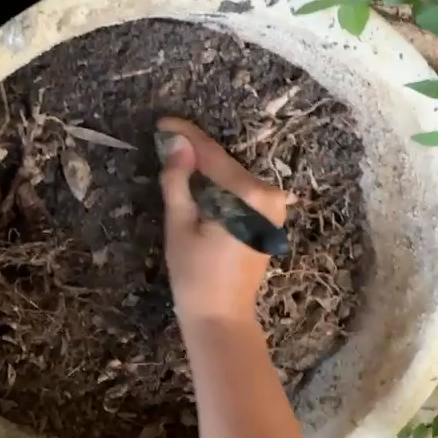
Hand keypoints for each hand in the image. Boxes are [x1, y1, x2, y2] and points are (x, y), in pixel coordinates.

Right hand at [157, 117, 292, 326]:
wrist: (220, 316)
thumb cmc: (194, 275)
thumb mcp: (179, 225)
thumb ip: (178, 181)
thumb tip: (177, 144)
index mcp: (248, 195)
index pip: (213, 156)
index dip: (186, 137)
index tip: (164, 122)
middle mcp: (269, 195)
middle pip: (225, 164)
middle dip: (195, 152)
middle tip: (165, 139)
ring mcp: (273, 209)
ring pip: (232, 178)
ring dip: (205, 169)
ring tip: (176, 158)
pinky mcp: (269, 221)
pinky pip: (240, 193)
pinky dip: (218, 186)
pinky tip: (196, 182)